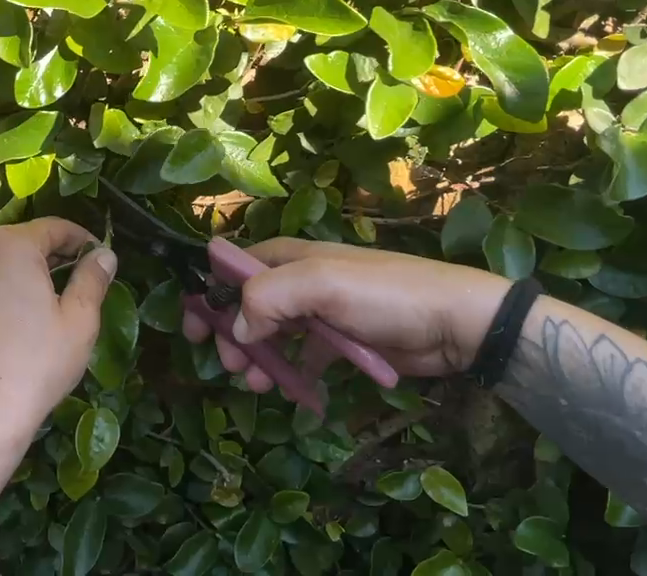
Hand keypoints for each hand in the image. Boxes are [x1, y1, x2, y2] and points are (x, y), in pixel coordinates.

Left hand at [0, 218, 117, 436]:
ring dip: (23, 265)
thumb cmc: (39, 361)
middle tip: (80, 278)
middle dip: (54, 252)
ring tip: (46, 292)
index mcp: (16, 245)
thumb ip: (92, 278)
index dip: (82, 239)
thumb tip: (104, 253)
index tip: (99, 257)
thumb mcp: (79, 319)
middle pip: (26, 238)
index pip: (55, 227)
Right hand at [183, 238, 507, 391]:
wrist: (455, 323)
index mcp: (285, 256)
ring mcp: (317, 311)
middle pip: (244, 303)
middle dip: (230, 333)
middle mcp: (295, 279)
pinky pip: (301, 356)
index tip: (192, 327)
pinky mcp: (339, 341)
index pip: (229, 266)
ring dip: (257, 357)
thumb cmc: (382, 293)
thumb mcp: (320, 284)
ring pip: (270, 332)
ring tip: (256, 384)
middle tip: (228, 365)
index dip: (206, 293)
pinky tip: (291, 391)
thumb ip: (268, 298)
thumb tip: (233, 328)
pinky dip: (290, 372)